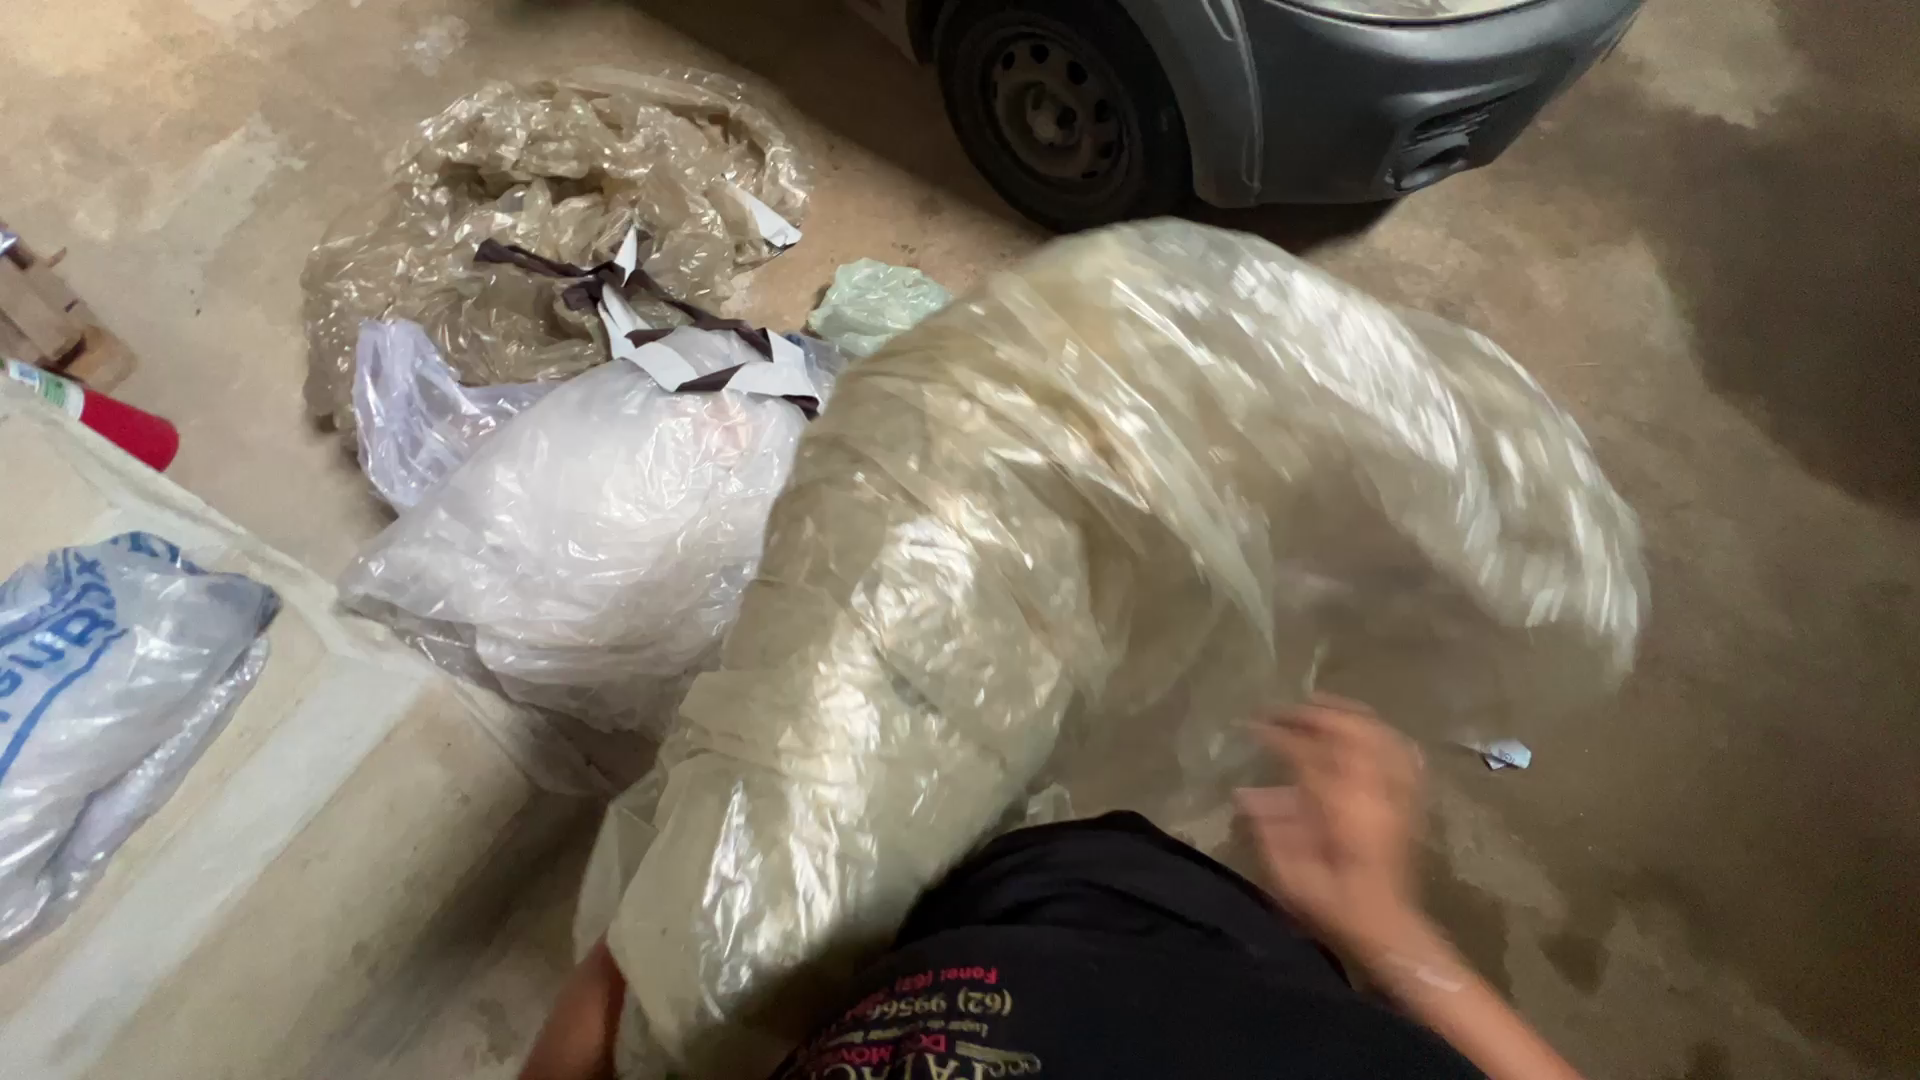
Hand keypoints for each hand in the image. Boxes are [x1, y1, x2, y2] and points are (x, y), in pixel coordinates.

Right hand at [1234, 694, 1428, 957]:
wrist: (1387, 928)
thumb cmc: (1332, 902)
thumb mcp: (1288, 872)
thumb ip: (1269, 828)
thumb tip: (1245, 794)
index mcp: (1337, 806)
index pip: (1303, 752)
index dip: (1276, 734)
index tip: (1253, 725)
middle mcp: (1370, 792)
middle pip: (1346, 731)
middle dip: (1313, 714)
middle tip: (1285, 709)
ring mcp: (1395, 795)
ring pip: (1377, 736)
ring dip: (1349, 716)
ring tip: (1323, 706)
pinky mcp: (1409, 804)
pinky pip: (1402, 756)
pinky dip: (1383, 736)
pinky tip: (1369, 729)